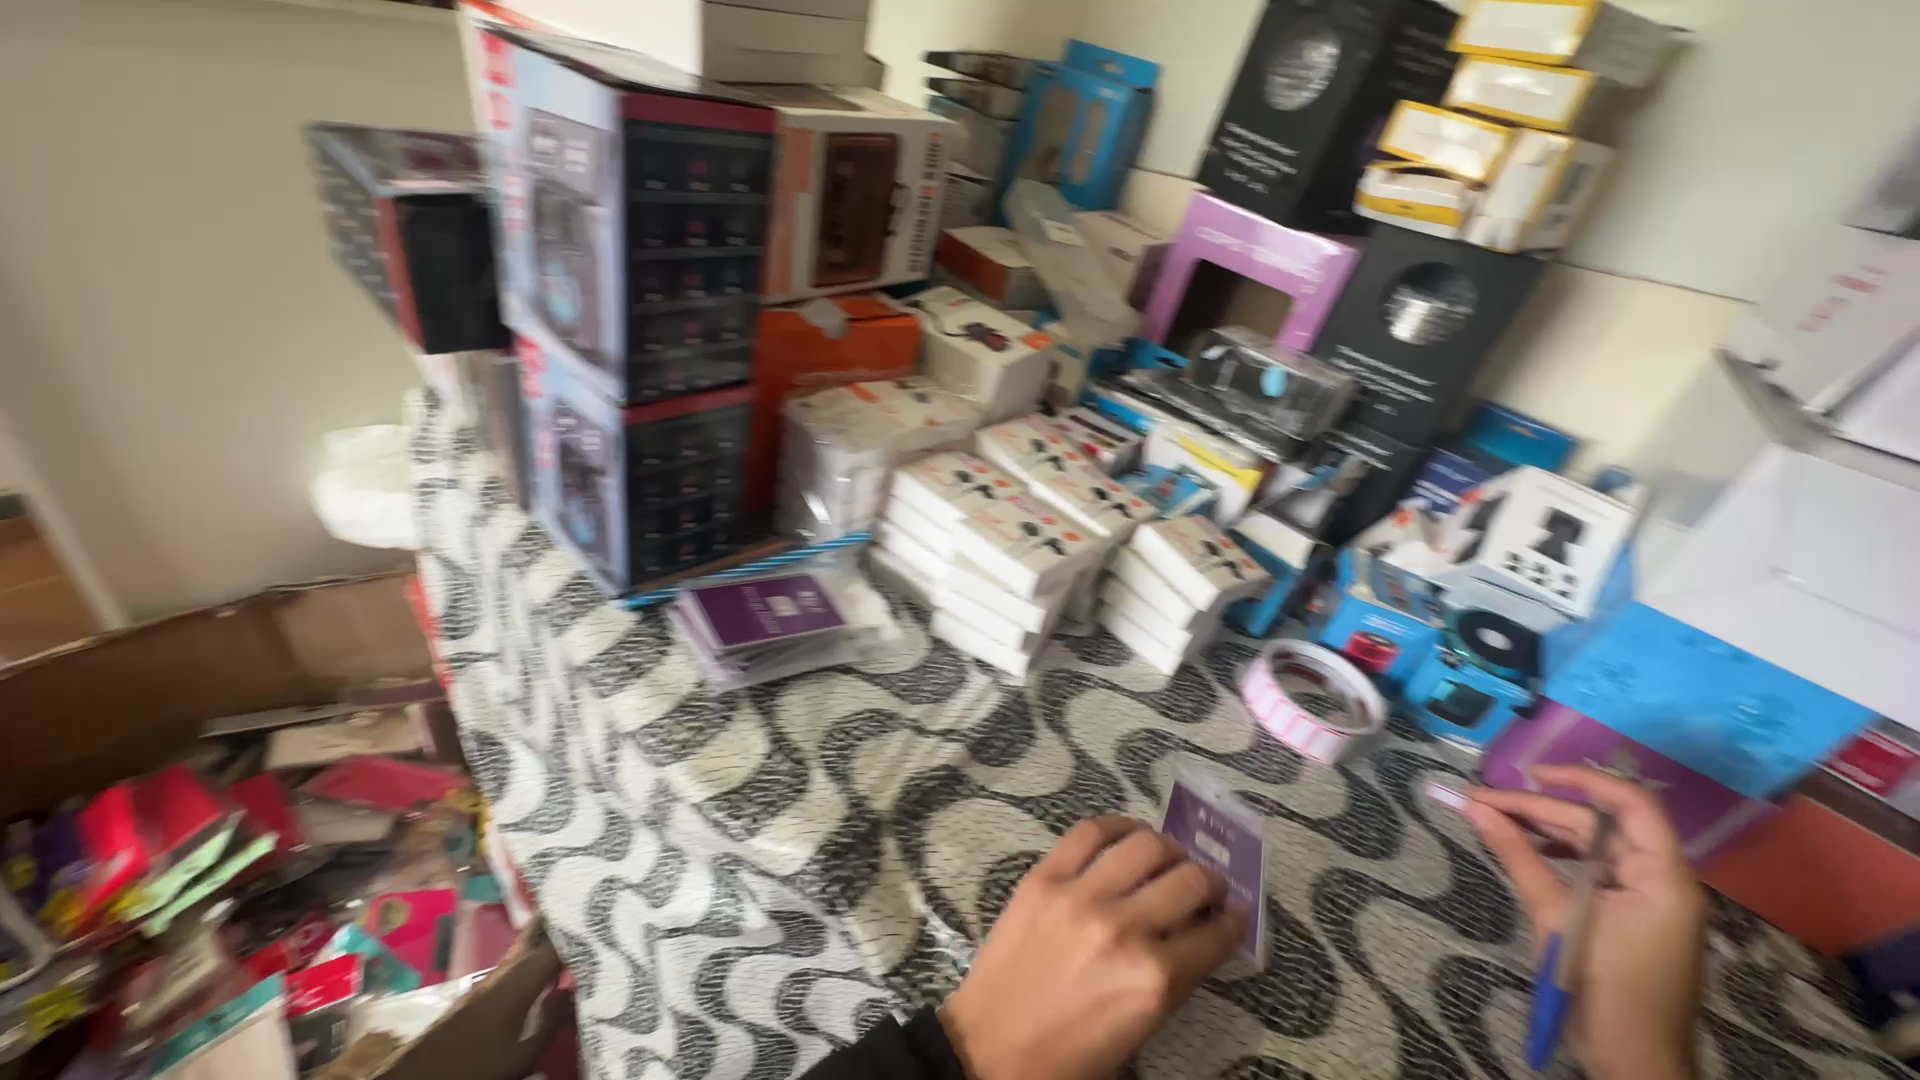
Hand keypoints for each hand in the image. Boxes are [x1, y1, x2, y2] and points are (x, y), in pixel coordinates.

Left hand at [939, 816, 1246, 1079]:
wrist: (991, 1049)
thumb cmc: (1070, 1053)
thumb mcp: (1140, 1028)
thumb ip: (1174, 978)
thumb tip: (1199, 932)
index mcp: (1155, 981)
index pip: (1217, 934)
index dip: (1234, 919)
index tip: (1233, 911)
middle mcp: (1126, 930)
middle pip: (1189, 879)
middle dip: (1209, 880)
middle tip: (1204, 885)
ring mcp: (1081, 896)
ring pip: (1146, 844)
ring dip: (1169, 848)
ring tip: (1168, 856)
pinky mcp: (1044, 877)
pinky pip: (1089, 831)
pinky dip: (1117, 825)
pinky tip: (1127, 833)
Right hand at [1467, 766, 1707, 1079]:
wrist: (1633, 1060)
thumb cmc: (1600, 985)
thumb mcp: (1552, 914)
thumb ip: (1516, 854)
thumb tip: (1471, 807)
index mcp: (1663, 878)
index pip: (1630, 804)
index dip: (1580, 779)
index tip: (1528, 774)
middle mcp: (1665, 882)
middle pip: (1601, 824)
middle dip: (1540, 809)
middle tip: (1482, 802)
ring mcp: (1652, 901)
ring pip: (1596, 845)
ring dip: (1547, 829)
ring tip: (1495, 821)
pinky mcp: (1636, 918)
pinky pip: (1598, 870)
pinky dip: (1561, 855)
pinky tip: (1528, 852)